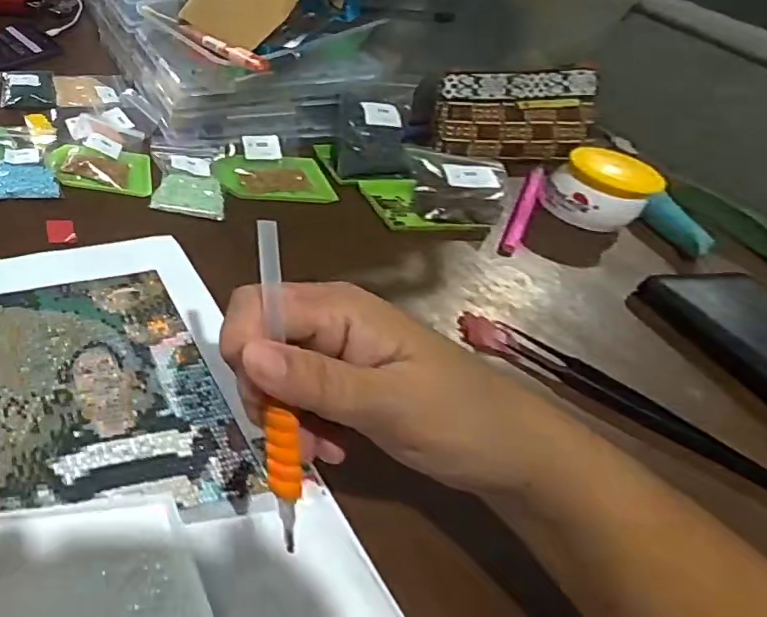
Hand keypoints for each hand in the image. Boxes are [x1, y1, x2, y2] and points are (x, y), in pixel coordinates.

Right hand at [220, 282, 580, 495]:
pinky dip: (300, 423)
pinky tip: (328, 448)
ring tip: (316, 451)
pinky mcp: (336, 379)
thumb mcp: (389, 403)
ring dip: (281, 413)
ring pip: (269, 371)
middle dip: (261, 387)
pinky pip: (293, 393)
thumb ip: (314, 379)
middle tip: (284, 433)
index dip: (241, 341)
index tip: (255, 394)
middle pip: (257, 338)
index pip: (257, 303)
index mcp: (335, 306)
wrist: (525, 461)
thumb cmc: (464, 420)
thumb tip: (245, 355)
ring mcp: (330, 350)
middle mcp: (325, 320)